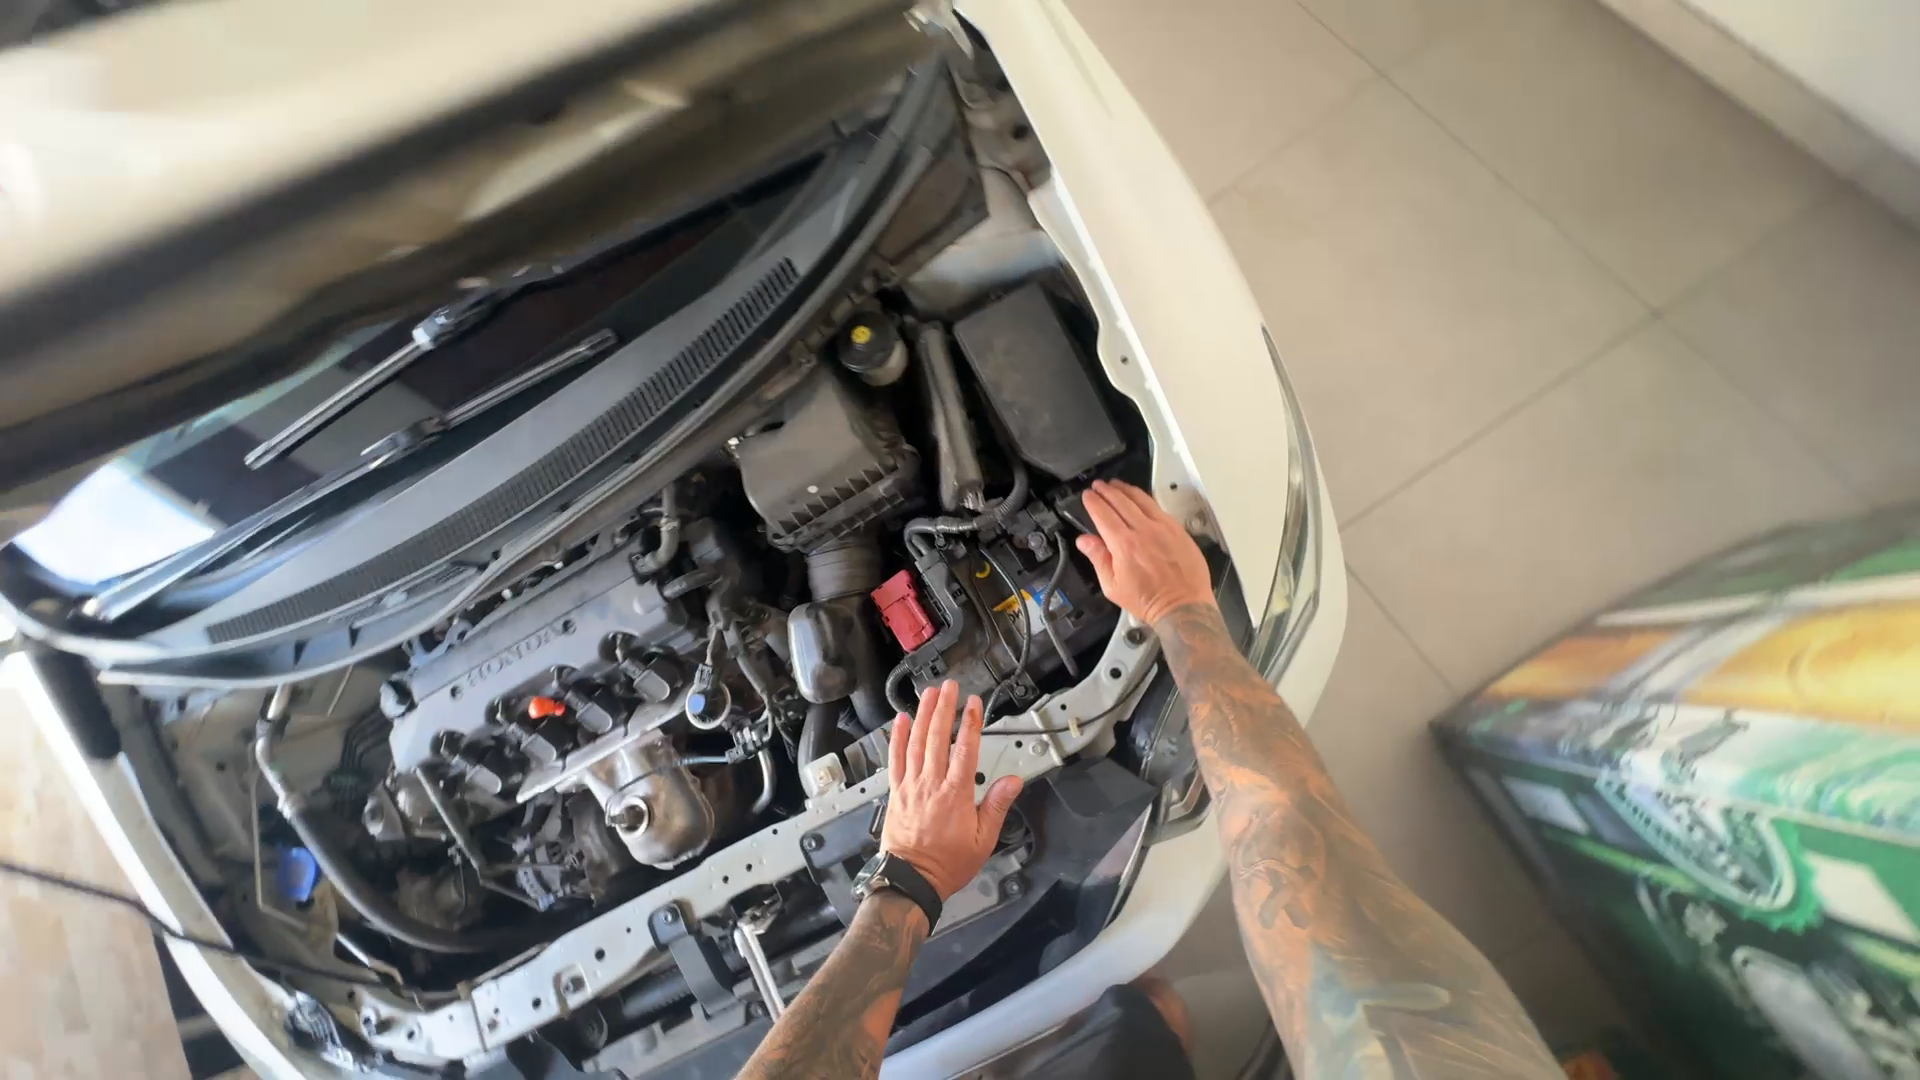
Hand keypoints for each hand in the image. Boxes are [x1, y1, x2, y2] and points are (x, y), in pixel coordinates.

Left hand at [882, 680, 1023, 899]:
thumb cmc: (948, 864)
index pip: (965, 749)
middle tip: (950, 687)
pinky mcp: (896, 791)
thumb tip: (1014, 782)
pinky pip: (895, 759)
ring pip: (916, 742)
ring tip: (929, 694)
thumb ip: (996, 806)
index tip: (973, 704)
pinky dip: (897, 738)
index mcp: (956, 793)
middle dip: (944, 708)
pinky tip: (901, 720)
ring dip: (923, 715)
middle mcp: (931, 783)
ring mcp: (911, 785)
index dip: (970, 723)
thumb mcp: (982, 840)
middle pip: (938, 737)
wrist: (911, 881)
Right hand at [1076, 479, 1215, 625]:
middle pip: (1121, 502)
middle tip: (1098, 486)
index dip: (1093, 502)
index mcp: (1124, 545)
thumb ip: (1098, 558)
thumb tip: (1085, 541)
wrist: (1182, 606)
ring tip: (1116, 485)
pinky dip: (1146, 499)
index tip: (1087, 496)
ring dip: (1126, 490)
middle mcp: (1144, 531)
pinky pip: (1159, 507)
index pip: (1103, 515)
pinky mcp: (1178, 530)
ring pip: (1141, 500)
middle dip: (1107, 491)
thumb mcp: (1113, 586)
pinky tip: (1140, 498)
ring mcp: (1163, 528)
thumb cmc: (1148, 600)